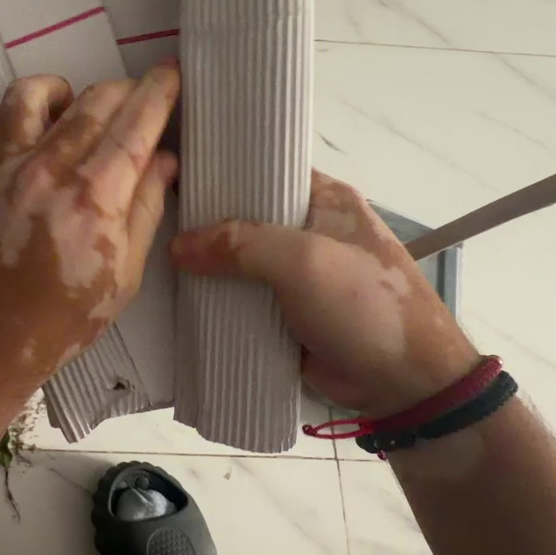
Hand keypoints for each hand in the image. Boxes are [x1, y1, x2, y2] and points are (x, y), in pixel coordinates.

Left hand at [0, 63, 180, 401]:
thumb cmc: (61, 321)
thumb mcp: (123, 277)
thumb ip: (144, 210)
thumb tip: (164, 160)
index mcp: (95, 196)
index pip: (136, 122)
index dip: (160, 91)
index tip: (172, 73)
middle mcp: (48, 168)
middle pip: (92, 100)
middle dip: (123, 90)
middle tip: (135, 102)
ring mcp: (2, 168)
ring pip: (30, 95)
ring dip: (61, 91)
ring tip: (73, 109)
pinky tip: (17, 131)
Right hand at [170, 170, 478, 415]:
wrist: (405, 385)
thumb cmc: (365, 305)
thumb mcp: (304, 260)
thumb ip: (240, 244)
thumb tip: (176, 246)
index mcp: (323, 198)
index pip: (262, 169)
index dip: (219, 168)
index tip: (171, 170)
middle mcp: (306, 228)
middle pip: (241, 215)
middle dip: (201, 219)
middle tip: (150, 216)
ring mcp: (293, 272)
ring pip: (235, 258)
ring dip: (202, 262)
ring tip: (152, 253)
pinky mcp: (281, 310)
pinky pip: (237, 295)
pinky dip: (212, 296)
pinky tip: (174, 292)